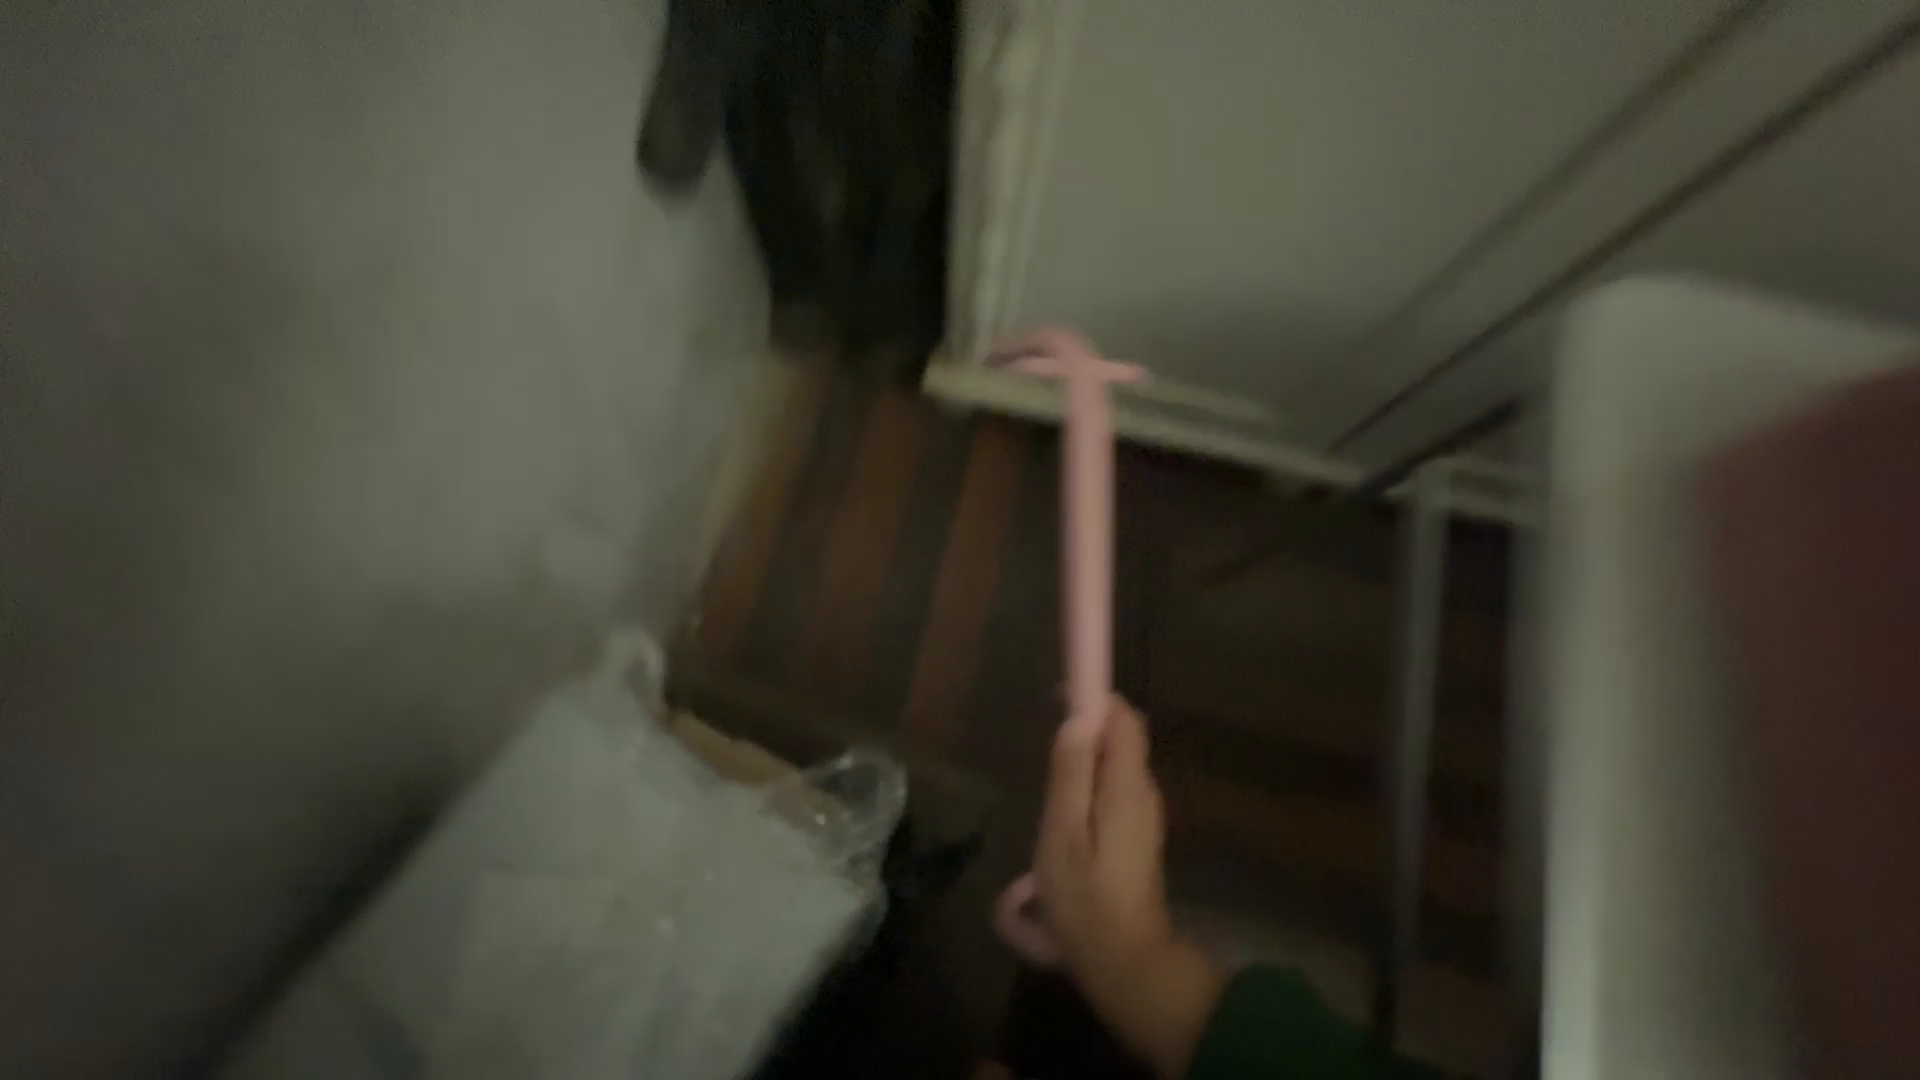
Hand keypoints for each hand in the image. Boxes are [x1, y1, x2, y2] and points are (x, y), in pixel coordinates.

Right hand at [1034, 695, 1171, 983]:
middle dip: (1086, 727)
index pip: (1124, 718)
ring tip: (1050, 787)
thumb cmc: (1085, 899)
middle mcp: (1144, 792)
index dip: (1095, 696)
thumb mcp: (1063, 834)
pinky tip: (1065, 815)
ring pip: (1117, 764)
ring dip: (1086, 758)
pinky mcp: (1137, 834)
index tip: (1060, 696)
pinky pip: (1115, 788)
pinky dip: (1091, 782)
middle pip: (1122, 738)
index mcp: (1128, 786)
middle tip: (1046, 748)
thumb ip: (1071, 774)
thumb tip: (1077, 718)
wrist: (1125, 963)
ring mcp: (1144, 815)